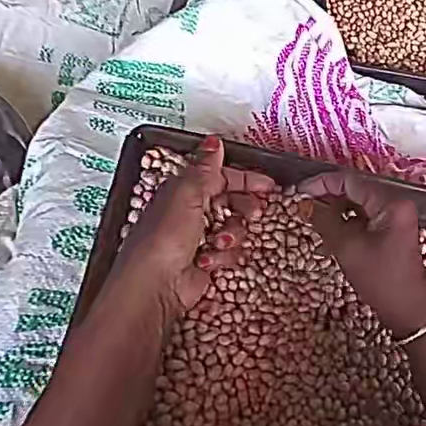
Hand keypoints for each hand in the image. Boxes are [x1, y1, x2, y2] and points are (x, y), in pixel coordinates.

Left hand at [106, 135, 275, 326]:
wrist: (157, 284)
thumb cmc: (165, 237)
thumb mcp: (187, 194)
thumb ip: (205, 168)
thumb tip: (214, 142)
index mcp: (186, 190)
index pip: (223, 177)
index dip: (246, 180)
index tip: (269, 186)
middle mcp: (194, 211)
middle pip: (234, 202)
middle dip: (244, 209)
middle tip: (253, 214)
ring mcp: (202, 236)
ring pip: (236, 228)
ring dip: (232, 236)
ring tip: (218, 243)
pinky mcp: (209, 259)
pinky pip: (231, 252)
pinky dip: (222, 256)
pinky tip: (207, 260)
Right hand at [297, 171, 425, 336]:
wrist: (407, 311)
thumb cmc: (380, 279)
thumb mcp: (347, 248)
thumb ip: (325, 221)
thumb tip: (304, 203)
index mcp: (391, 203)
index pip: (351, 181)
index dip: (321, 183)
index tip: (298, 192)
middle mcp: (396, 205)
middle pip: (354, 192)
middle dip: (327, 200)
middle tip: (301, 208)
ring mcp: (395, 219)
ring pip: (357, 208)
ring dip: (334, 216)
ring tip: (311, 227)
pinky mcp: (391, 233)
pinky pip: (364, 222)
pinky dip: (345, 229)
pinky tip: (326, 243)